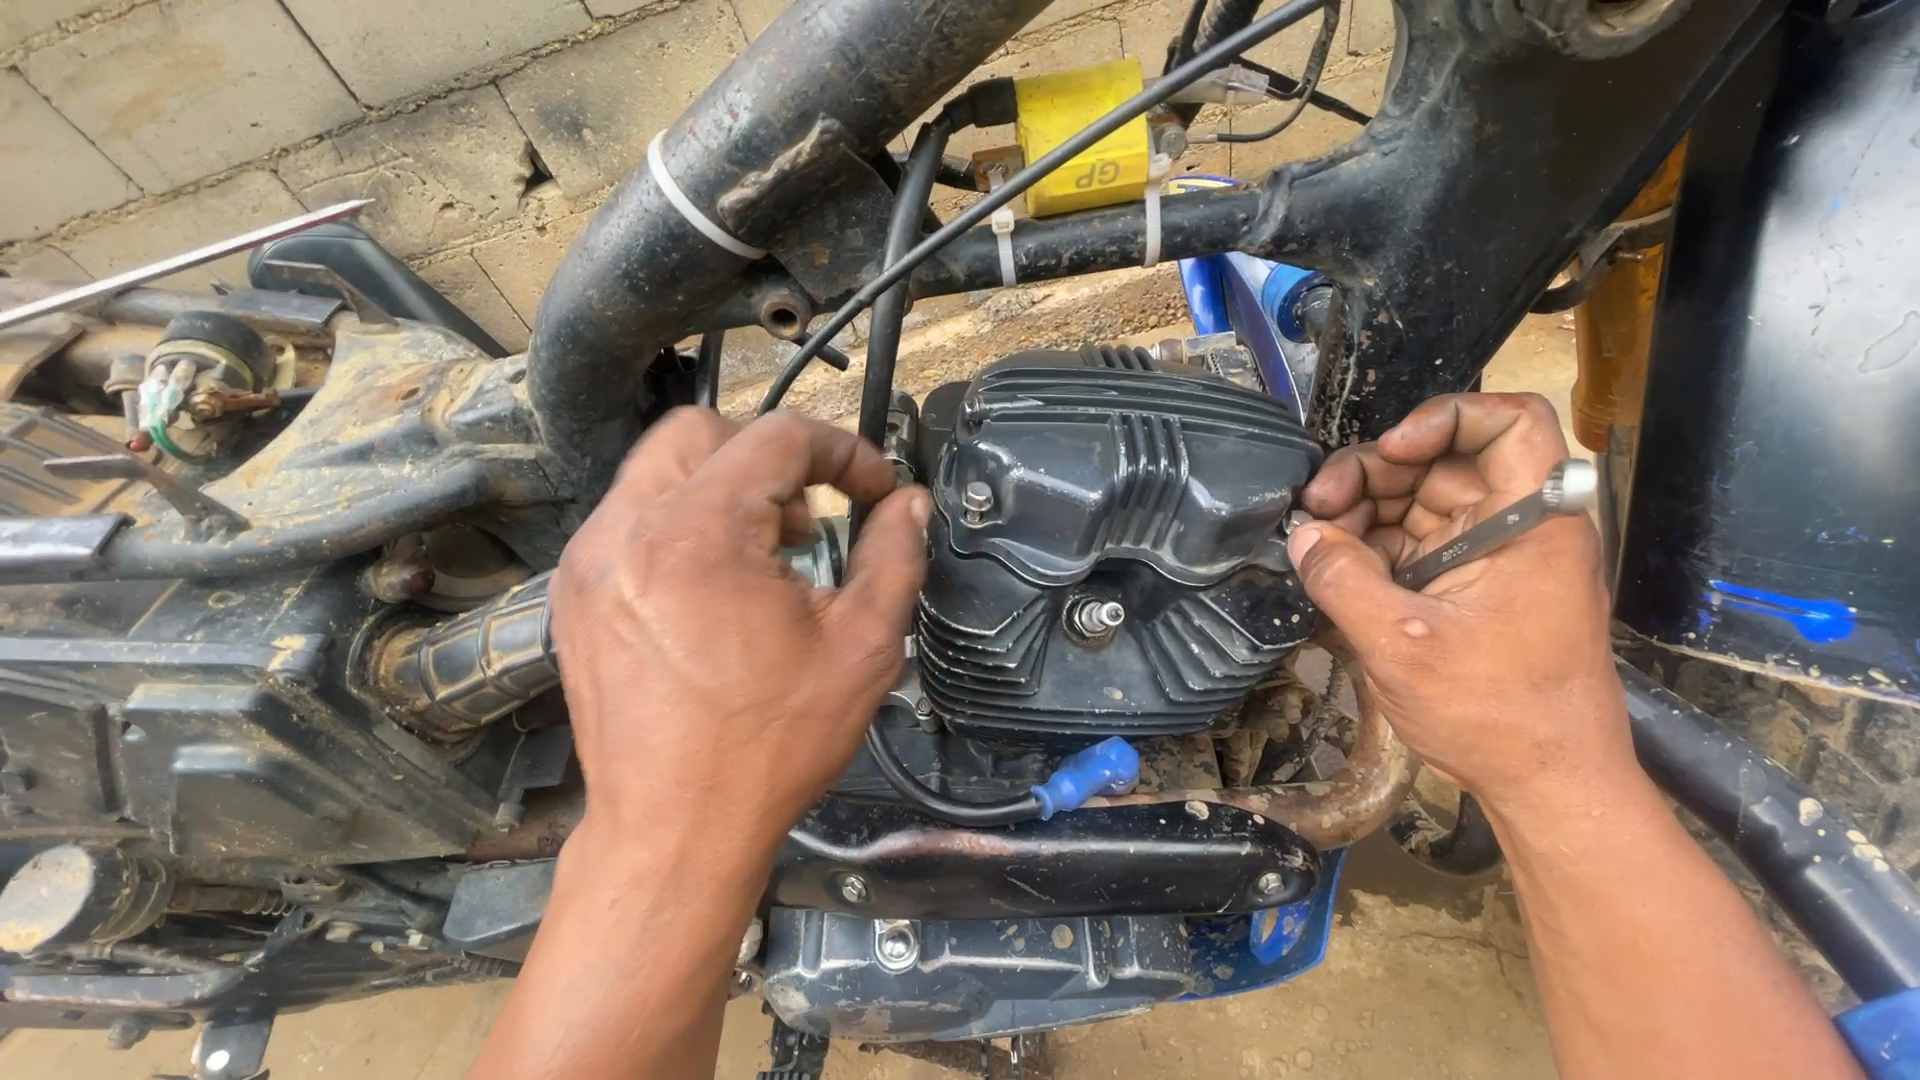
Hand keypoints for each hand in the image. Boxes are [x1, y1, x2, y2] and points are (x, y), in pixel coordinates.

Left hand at [550, 408, 929, 858]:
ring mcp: (589, 561)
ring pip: (661, 469)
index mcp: (696, 536)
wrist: (674, 830)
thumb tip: (907, 506)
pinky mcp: (577, 593)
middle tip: (811, 518)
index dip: (843, 452)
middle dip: (771, 457)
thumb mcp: (862, 648)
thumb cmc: (768, 748)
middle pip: (703, 430)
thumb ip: (894, 557)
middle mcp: (625, 532)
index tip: (874, 489)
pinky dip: (686, 522)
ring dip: (727, 488)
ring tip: (768, 556)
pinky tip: (720, 586)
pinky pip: (634, 516)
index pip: (777, 439)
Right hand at [1286, 393, 1630, 814]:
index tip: (1391, 452)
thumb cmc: (1498, 714)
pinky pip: (1406, 543)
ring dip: (1360, 510)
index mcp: (1530, 523)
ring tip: (1315, 539)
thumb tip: (1303, 536)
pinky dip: (1366, 546)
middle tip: (1318, 507)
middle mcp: (1511, 527)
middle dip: (1372, 474)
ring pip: (1415, 500)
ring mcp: (1483, 558)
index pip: (1509, 424)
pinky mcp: (1459, 587)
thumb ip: (1343, 581)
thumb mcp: (1404, 645)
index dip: (1446, 417)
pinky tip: (1330, 565)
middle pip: (1440, 461)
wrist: (1545, 783)